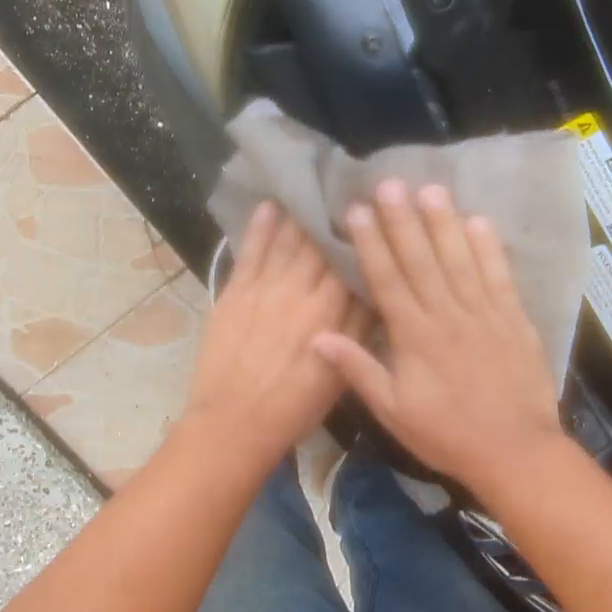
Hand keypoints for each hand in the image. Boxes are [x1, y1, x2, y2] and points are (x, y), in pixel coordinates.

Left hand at [181, 202, 367, 462]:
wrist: (234, 422)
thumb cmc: (295, 405)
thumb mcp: (339, 374)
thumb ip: (357, 330)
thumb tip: (376, 289)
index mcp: (327, 312)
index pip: (348, 263)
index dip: (360, 237)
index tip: (372, 213)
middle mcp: (297, 291)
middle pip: (318, 246)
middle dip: (332, 219)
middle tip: (346, 191)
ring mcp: (263, 289)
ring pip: (287, 242)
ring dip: (301, 215)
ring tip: (314, 188)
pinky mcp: (235, 293)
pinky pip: (251, 252)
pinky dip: (261, 228)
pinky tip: (272, 205)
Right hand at [312, 181, 566, 484]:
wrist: (514, 451)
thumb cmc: (446, 435)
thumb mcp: (393, 411)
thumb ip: (358, 370)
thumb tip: (318, 337)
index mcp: (414, 336)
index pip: (387, 280)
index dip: (371, 243)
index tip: (357, 211)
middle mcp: (447, 315)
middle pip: (421, 260)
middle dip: (403, 219)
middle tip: (389, 183)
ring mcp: (484, 313)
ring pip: (459, 259)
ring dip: (443, 223)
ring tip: (430, 189)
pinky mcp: (514, 319)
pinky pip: (499, 276)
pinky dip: (489, 248)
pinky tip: (479, 221)